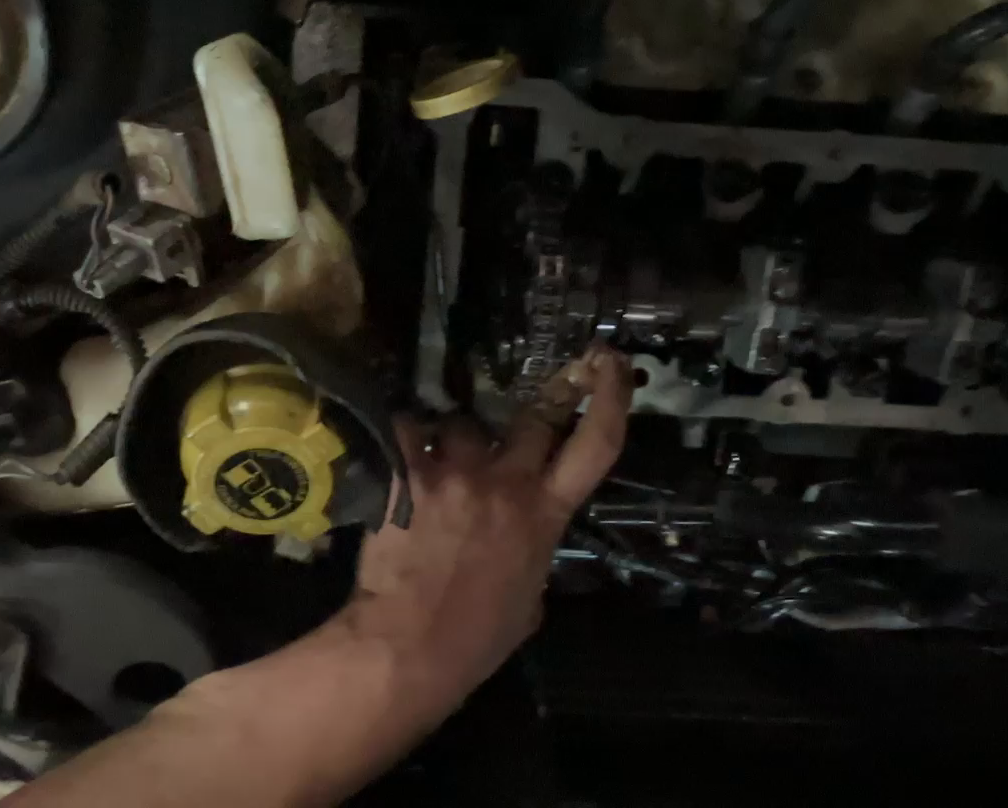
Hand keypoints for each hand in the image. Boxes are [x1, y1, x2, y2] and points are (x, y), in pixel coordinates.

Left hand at [345, 346, 633, 709]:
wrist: (410, 644)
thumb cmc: (476, 636)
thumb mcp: (530, 597)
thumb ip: (534, 550)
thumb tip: (523, 533)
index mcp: (546, 514)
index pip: (595, 445)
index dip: (611, 398)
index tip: (613, 363)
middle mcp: (506, 481)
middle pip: (530, 416)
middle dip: (528, 411)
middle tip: (513, 416)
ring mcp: (455, 472)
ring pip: (461, 421)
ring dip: (454, 436)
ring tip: (436, 457)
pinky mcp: (409, 474)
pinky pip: (407, 431)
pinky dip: (403, 437)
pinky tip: (394, 449)